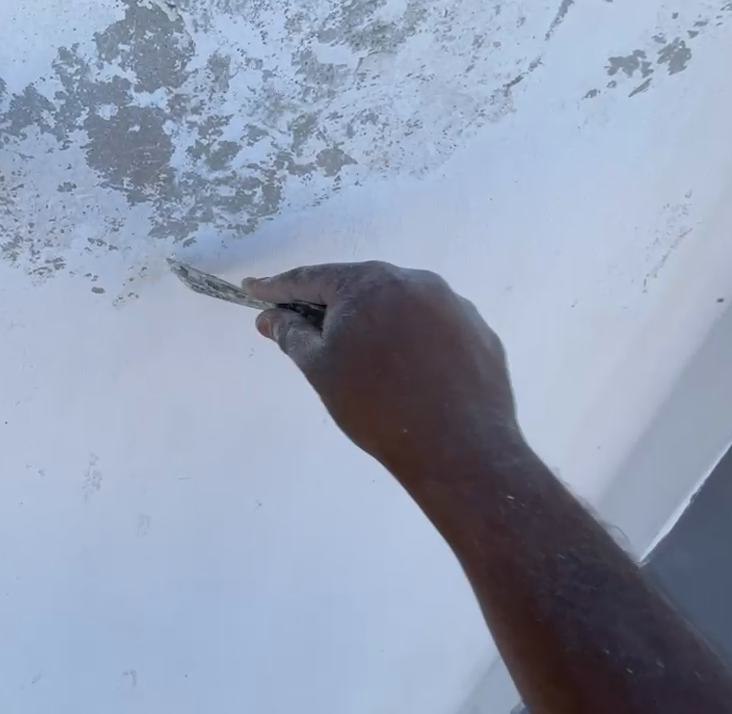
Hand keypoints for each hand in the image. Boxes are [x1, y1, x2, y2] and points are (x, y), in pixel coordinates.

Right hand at [244, 262, 523, 483]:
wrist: (461, 453)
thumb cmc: (375, 405)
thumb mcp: (318, 367)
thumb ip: (290, 333)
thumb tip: (269, 316)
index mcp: (368, 283)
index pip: (310, 279)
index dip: (275, 287)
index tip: (252, 289)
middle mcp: (414, 281)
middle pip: (355, 286)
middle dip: (325, 303)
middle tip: (299, 323)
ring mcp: (453, 305)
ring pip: (395, 303)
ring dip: (369, 319)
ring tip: (355, 351)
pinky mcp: (479, 333)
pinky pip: (429, 324)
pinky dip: (406, 336)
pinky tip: (400, 366)